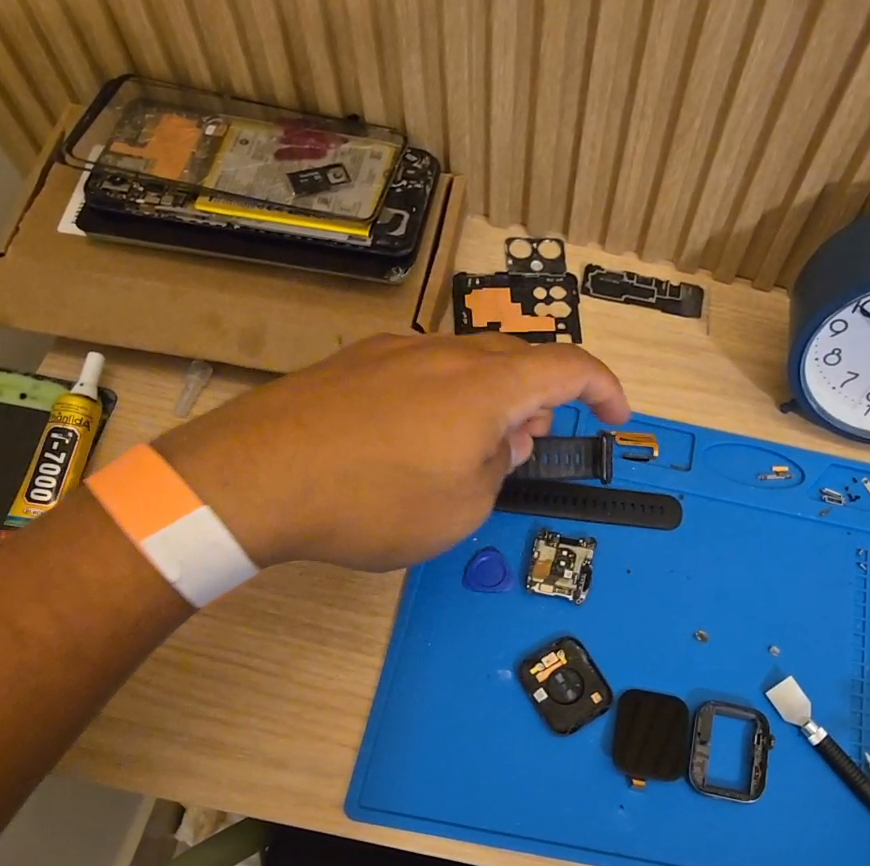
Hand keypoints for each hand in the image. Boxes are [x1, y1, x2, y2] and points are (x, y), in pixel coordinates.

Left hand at [152, 333, 629, 570]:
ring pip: (468, 365)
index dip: (605, 389)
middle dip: (539, 403)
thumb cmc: (371, 502)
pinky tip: (414, 443)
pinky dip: (446, 400)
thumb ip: (498, 469)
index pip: (570, 366)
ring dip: (489, 403)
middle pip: (518, 361)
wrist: (253, 478)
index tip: (617, 416)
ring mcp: (395, 352)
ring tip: (467, 455)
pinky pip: (424, 372)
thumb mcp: (460, 510)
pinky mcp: (354, 364)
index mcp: (486, 385)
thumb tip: (500, 440)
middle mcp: (445, 352)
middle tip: (523, 450)